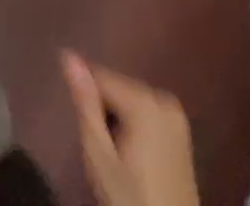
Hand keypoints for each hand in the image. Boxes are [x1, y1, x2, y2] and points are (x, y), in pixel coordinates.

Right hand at [62, 51, 198, 205]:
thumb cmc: (129, 194)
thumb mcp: (99, 153)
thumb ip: (85, 103)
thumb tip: (68, 56)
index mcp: (145, 100)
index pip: (100, 78)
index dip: (86, 101)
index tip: (83, 127)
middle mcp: (164, 98)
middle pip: (117, 89)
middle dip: (104, 111)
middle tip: (100, 147)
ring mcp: (177, 114)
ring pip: (131, 101)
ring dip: (117, 118)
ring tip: (114, 152)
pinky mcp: (181, 129)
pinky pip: (147, 113)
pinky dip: (134, 125)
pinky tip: (131, 153)